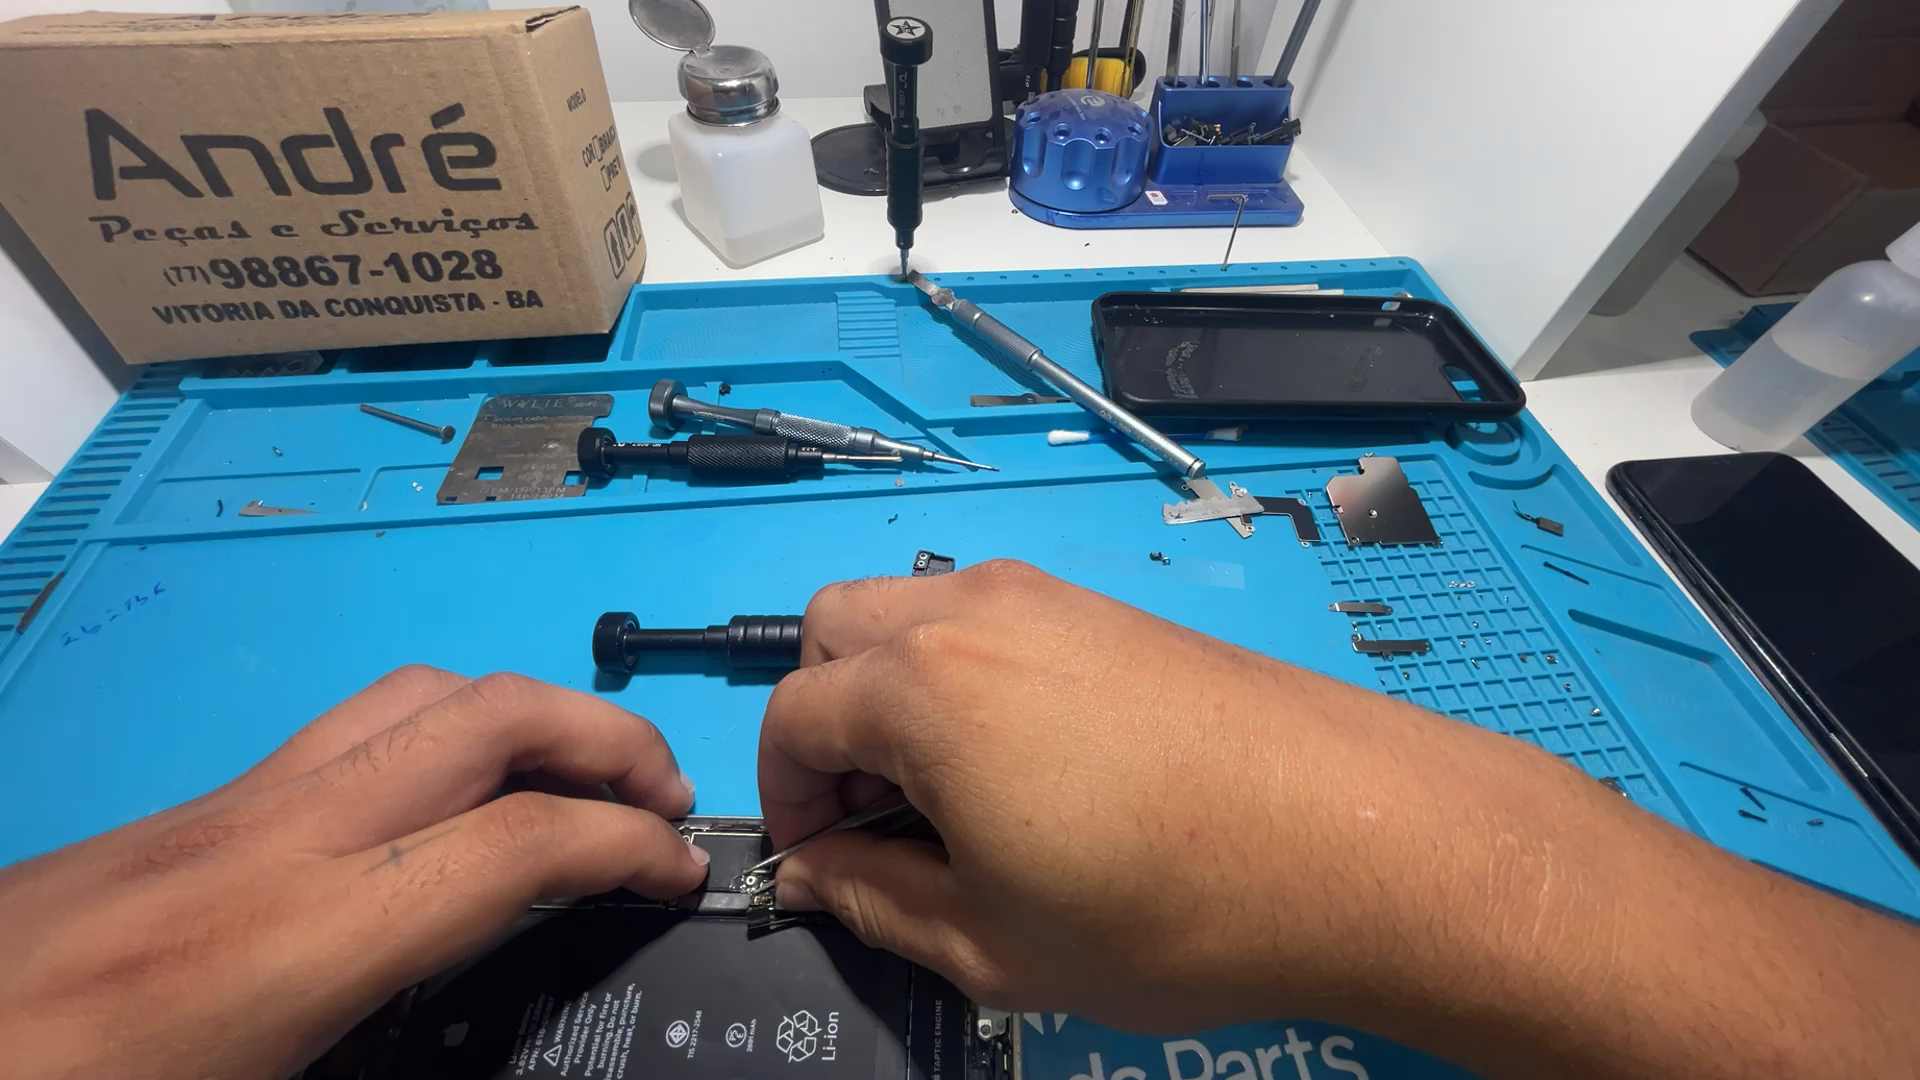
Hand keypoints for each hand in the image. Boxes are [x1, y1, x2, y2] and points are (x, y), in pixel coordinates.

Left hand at [0, 668, 706, 1079]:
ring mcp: (224, 805)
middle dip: (612, 739)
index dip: (630, 845)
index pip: (519, 843)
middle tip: (662, 796)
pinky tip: (463, 789)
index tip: (679, 871)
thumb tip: (489, 1030)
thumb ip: (388, 1065)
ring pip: (431, 695)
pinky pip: (365, 723)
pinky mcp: (190, 807)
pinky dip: (459, 731)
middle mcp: (268, 840)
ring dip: (541, 717)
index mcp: (281, 949)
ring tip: (583, 774)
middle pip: (493, 716)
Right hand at [759, 562, 1919, 1073]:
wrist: (1349, 828)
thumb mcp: (991, 940)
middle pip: (834, 629)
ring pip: (906, 608)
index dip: (784, 792)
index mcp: (920, 684)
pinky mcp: (1091, 599)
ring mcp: (1035, 591)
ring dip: (888, 683)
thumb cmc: (1159, 905)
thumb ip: (873, 898)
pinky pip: (979, 612)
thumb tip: (812, 869)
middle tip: (874, 801)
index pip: (791, 713)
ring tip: (948, 776)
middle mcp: (965, 608)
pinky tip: (1022, 744)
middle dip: (823, 712)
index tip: (822, 853)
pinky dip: (954, 665)